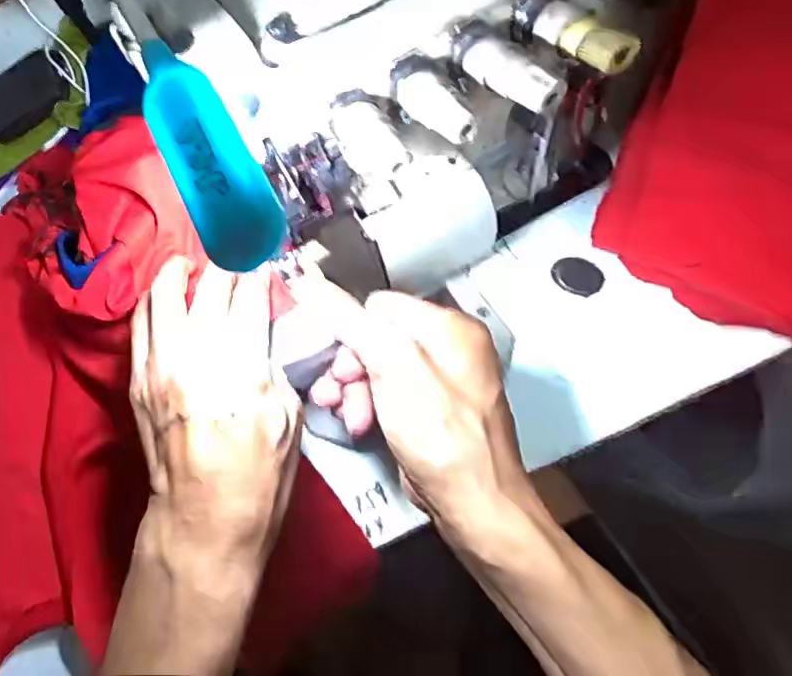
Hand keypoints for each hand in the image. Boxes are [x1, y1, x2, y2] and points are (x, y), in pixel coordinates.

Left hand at [129, 256, 302, 571]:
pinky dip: (155, 301)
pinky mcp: (136, 378)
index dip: (259, 275)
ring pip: (164, 292)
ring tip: (195, 269)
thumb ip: (273, 364)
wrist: (201, 523)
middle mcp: (194, 354)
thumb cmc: (258, 477)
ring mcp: (158, 364)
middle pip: (209, 284)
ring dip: (182, 271)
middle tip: (237, 266)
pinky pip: (140, 321)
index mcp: (239, 365)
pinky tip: (168, 298)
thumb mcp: (289, 417)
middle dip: (228, 267)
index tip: (263, 268)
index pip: (249, 296)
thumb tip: (261, 332)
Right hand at [324, 287, 533, 533]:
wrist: (476, 508)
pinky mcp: (431, 411)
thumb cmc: (446, 439)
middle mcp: (449, 348)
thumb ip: (351, 322)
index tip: (342, 365)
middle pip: (376, 339)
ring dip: (355, 391)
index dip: (353, 334)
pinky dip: (370, 406)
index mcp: (450, 326)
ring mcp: (441, 381)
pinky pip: (389, 394)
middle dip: (351, 369)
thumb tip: (314, 284)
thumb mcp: (390, 366)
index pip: (380, 306)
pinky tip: (361, 424)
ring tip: (350, 416)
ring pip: (378, 368)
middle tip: (339, 393)